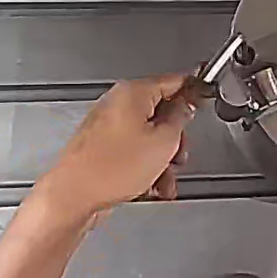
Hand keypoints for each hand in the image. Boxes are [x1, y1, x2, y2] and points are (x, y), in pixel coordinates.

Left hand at [32, 74, 196, 224]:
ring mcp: (107, 126)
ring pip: (148, 136)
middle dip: (175, 138)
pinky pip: (133, 151)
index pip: (173, 81)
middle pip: (161, 112)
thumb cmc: (110, 168)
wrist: (73, 196)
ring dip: (162, 158)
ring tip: (164, 179)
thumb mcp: (164, 142)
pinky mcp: (101, 147)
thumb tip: (185, 109)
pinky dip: (145, 167)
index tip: (203, 98)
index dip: (192, 91)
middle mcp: (117, 104)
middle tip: (179, 153)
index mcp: (133, 93)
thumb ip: (180, 119)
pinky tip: (151, 186)